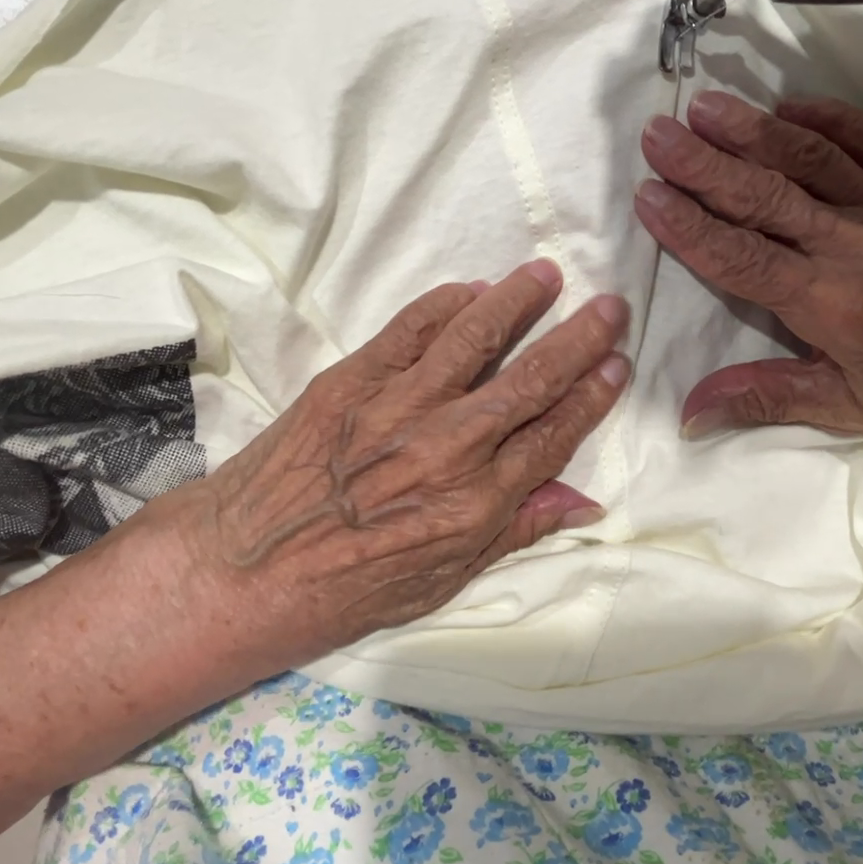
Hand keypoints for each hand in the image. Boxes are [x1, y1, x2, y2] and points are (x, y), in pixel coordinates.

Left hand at [151, 260, 628, 670]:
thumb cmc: (347, 588)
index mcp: (474, 505)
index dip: (591, 397)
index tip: (617, 364)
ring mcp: (396, 409)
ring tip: (546, 274)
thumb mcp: (441, 583)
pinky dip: (444, 305)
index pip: (551, 436)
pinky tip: (471, 289)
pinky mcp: (351, 381)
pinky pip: (409, 330)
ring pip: (473, 341)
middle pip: (527, 382)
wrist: (245, 569)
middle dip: (576, 340)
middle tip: (610, 305)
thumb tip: (584, 503)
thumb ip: (514, 534)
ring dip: (516, 303)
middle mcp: (445, 449)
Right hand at [633, 90, 862, 478]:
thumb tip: (687, 414)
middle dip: (703, 163)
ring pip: (813, 159)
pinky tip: (794, 104)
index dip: (687, 226)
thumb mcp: (853, 409)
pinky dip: (835, 119)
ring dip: (755, 129)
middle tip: (656, 132)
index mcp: (830, 304)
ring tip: (707, 104)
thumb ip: (766, 398)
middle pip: (765, 196)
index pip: (739, 257)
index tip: (647, 195)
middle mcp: (857, 245)